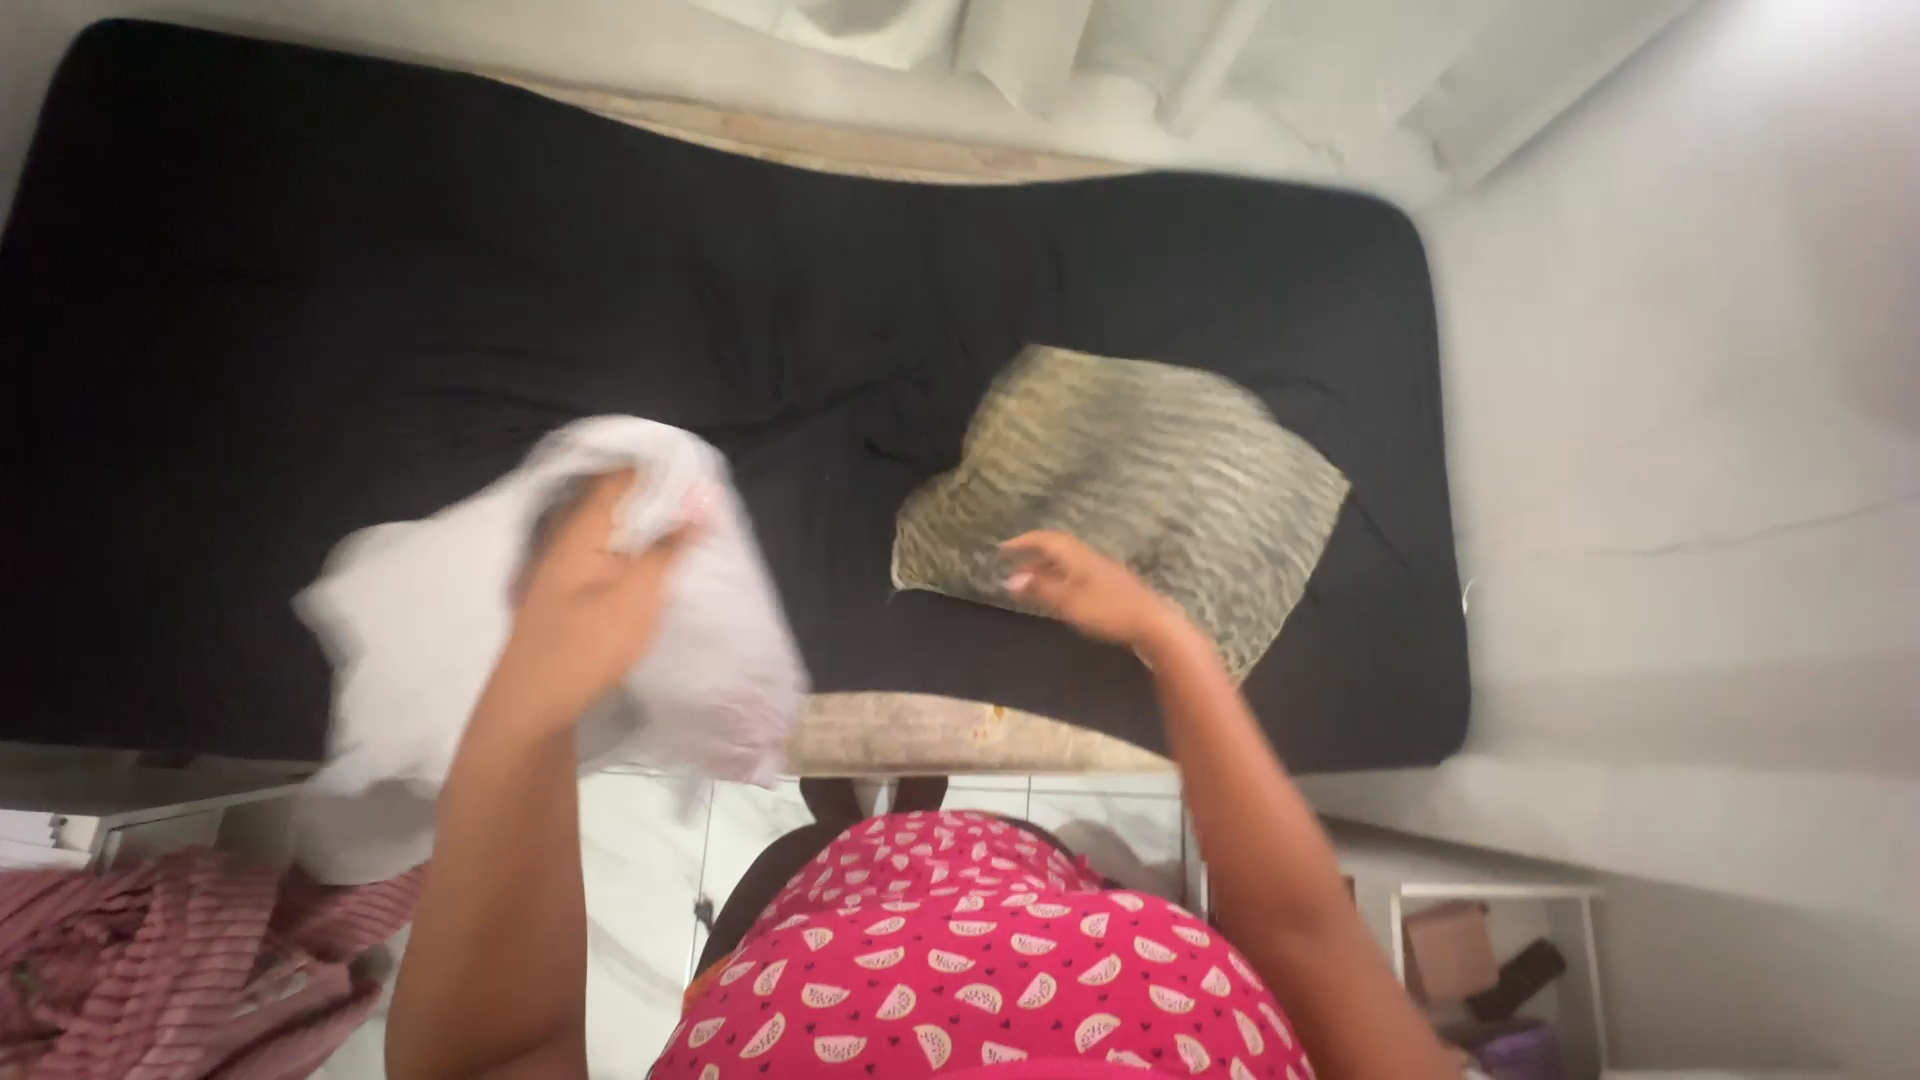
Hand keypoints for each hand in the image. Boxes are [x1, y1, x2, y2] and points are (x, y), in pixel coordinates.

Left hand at [484, 468, 701, 727]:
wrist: (533, 707)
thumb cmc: (587, 647)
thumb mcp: (638, 595)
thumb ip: (669, 546)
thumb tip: (700, 497)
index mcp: (580, 532)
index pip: (618, 476)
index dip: (657, 468)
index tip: (697, 471)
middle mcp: (567, 540)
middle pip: (613, 498)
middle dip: (657, 494)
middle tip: (701, 499)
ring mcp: (564, 566)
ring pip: (611, 526)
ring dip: (648, 522)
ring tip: (688, 525)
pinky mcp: (569, 591)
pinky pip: (607, 550)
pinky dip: (635, 546)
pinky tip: (657, 560)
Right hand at [1000, 531, 1189, 649]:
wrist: (1154, 624)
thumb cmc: (1108, 610)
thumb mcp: (1069, 602)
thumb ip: (1040, 590)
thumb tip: (1010, 579)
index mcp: (1078, 556)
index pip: (1046, 540)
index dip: (1023, 542)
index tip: (1003, 548)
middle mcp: (1089, 558)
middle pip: (1057, 550)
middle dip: (1033, 556)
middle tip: (1013, 567)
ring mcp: (1102, 572)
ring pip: (1068, 564)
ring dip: (1046, 569)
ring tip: (1030, 583)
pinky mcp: (1111, 586)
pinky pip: (1077, 575)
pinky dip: (1060, 580)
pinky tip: (1059, 595)